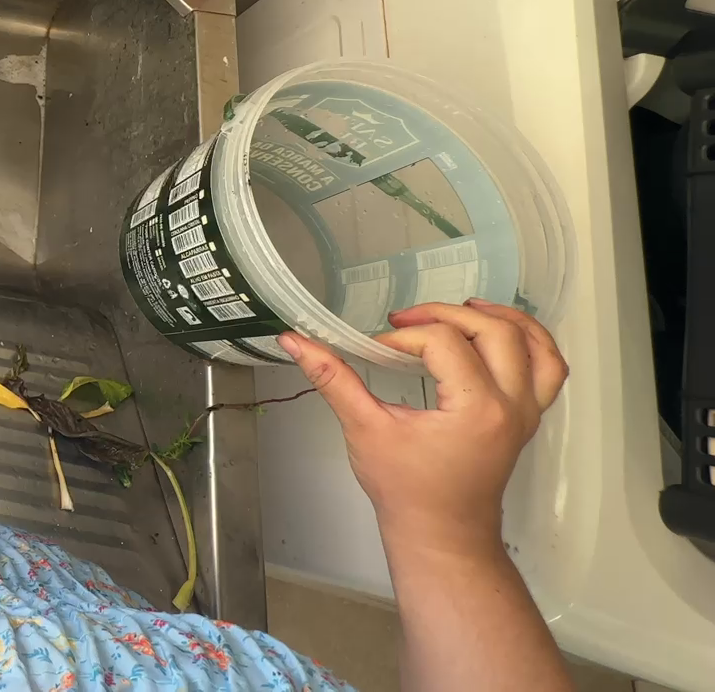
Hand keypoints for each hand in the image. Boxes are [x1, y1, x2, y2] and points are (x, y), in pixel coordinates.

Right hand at [279, 300, 566, 555]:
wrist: (441, 528)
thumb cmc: (403, 483)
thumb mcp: (362, 426)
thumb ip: (331, 377)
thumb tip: (291, 339)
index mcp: (476, 408)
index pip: (444, 343)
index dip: (402, 337)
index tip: (374, 352)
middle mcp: (514, 405)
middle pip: (497, 333)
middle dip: (445, 315)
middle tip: (402, 321)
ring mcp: (528, 411)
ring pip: (538, 347)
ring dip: (502, 320)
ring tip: (460, 309)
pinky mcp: (527, 416)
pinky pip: (547, 368)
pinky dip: (527, 342)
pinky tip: (492, 332)